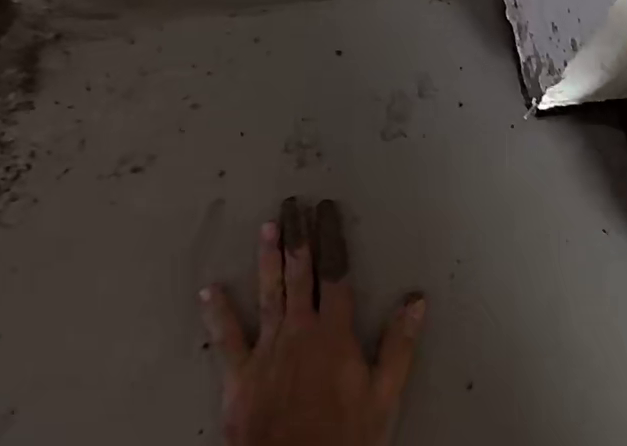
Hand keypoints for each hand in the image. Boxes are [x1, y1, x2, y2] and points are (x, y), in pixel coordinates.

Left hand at [201, 197, 426, 445]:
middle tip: (294, 204)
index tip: (327, 209)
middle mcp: (299, 332)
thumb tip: (417, 299)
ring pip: (268, 294)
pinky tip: (208, 291)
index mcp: (333, 333)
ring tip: (266, 226)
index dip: (332, 238)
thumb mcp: (383, 395)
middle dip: (298, 237)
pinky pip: (226, 340)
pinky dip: (217, 315)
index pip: (335, 273)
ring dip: (267, 258)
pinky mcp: (238, 378)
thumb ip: (399, 345)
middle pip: (300, 274)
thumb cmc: (342, 438)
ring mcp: (266, 352)